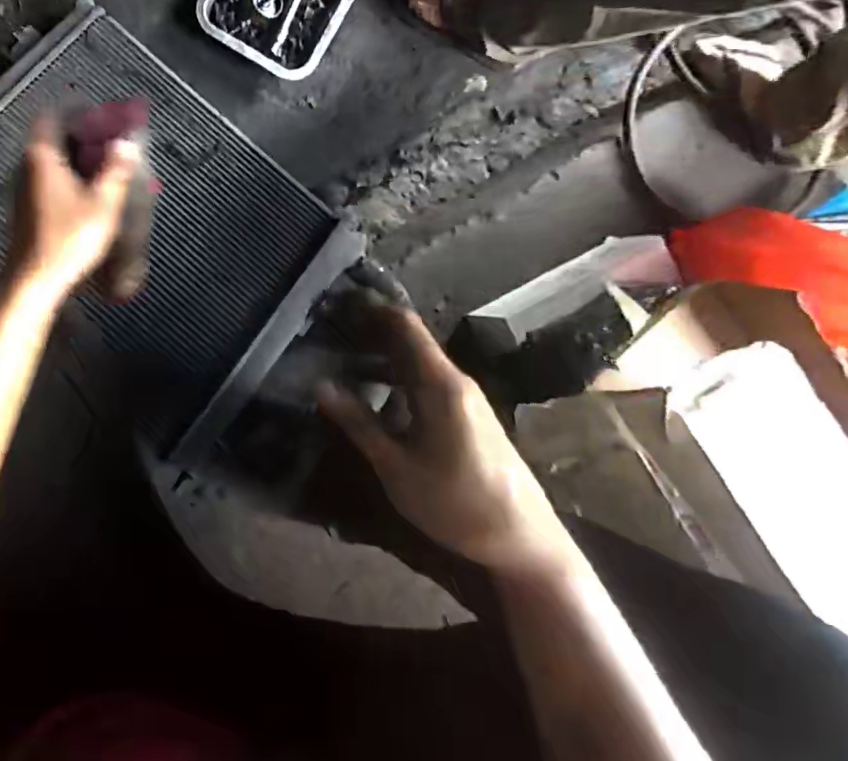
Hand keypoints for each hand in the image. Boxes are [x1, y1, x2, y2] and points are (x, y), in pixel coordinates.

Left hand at [5, 114, 139, 298]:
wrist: (33, 279)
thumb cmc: (68, 239)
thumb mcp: (102, 203)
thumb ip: (115, 169)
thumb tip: (126, 143)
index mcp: (42, 157)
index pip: (53, 115)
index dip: (78, 110)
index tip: (103, 115)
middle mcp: (27, 166)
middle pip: (53, 135)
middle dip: (83, 133)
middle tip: (111, 140)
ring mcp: (23, 187)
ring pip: (51, 158)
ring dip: (76, 155)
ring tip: (106, 164)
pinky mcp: (26, 206)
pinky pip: (48, 177)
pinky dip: (69, 174)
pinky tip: (90, 190)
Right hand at [317, 291, 576, 578]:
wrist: (527, 546)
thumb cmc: (458, 504)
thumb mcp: (396, 467)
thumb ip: (358, 422)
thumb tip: (319, 383)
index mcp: (440, 385)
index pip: (404, 325)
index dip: (369, 308)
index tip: (330, 302)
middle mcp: (455, 381)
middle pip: (407, 338)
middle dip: (364, 329)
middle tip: (319, 328)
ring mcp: (463, 398)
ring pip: (413, 360)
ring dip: (375, 353)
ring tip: (332, 354)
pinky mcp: (465, 415)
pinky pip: (422, 379)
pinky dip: (391, 374)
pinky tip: (366, 388)